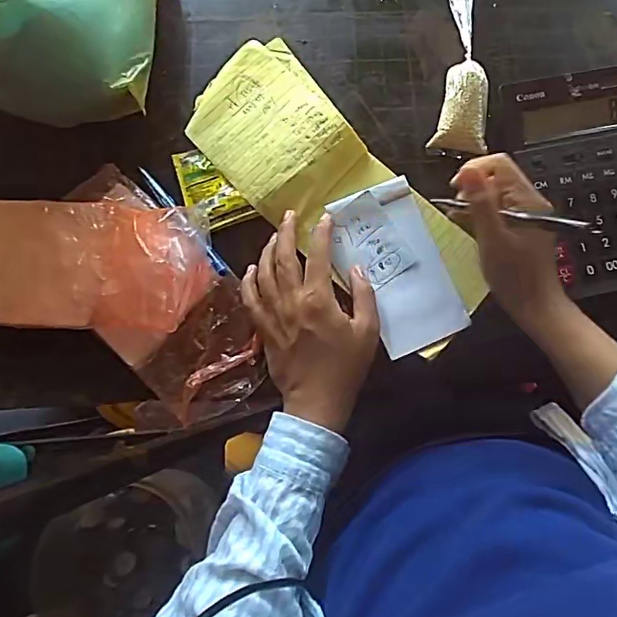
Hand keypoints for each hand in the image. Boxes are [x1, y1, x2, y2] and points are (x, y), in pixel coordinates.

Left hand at [240, 210, 380, 432]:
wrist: (317, 400)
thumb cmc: (346, 367)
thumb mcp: (367, 331)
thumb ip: (364, 296)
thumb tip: (356, 269)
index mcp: (318, 299)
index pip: (317, 256)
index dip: (320, 233)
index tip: (324, 219)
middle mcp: (291, 301)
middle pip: (282, 257)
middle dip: (285, 232)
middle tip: (289, 216)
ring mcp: (273, 314)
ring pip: (262, 273)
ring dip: (266, 251)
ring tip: (272, 237)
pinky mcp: (264, 328)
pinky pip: (250, 298)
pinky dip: (248, 280)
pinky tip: (250, 269)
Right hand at [450, 155, 566, 326]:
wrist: (536, 307)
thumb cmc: (516, 278)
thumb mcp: (492, 238)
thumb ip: (481, 203)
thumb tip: (468, 171)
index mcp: (528, 200)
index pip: (499, 165)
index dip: (473, 171)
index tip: (456, 190)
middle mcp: (530, 203)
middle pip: (496, 178)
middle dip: (472, 189)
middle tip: (459, 211)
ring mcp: (527, 215)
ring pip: (495, 194)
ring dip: (475, 204)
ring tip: (465, 222)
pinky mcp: (521, 227)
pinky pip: (499, 210)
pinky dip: (483, 216)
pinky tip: (474, 230)